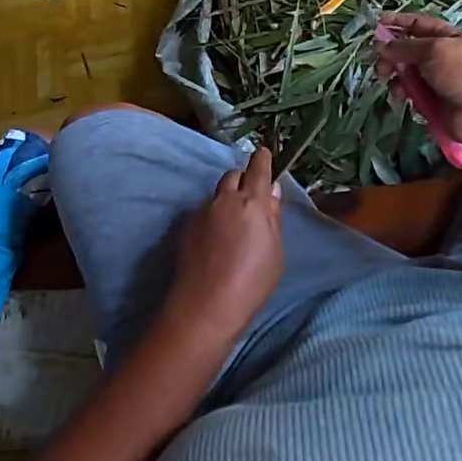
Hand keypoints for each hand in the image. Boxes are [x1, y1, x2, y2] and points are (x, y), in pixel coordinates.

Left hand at [162, 148, 283, 341]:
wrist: (205, 307)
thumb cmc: (252, 281)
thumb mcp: (276, 251)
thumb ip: (273, 217)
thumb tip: (271, 192)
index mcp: (252, 202)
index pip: (258, 169)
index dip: (262, 159)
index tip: (264, 153)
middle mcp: (225, 200)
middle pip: (233, 175)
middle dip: (242, 179)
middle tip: (251, 195)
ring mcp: (201, 213)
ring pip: (217, 195)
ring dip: (226, 199)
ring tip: (233, 222)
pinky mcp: (185, 228)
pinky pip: (203, 212)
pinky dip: (213, 217)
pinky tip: (216, 240)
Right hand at [377, 12, 461, 162]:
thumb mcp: (435, 50)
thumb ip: (406, 47)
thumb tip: (383, 45)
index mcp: (450, 37)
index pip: (420, 25)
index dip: (399, 23)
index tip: (377, 23)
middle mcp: (446, 57)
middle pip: (411, 52)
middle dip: (393, 56)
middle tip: (380, 67)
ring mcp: (442, 83)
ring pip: (410, 76)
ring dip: (398, 79)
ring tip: (392, 86)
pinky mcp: (438, 106)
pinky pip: (415, 97)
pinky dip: (407, 97)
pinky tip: (403, 99)